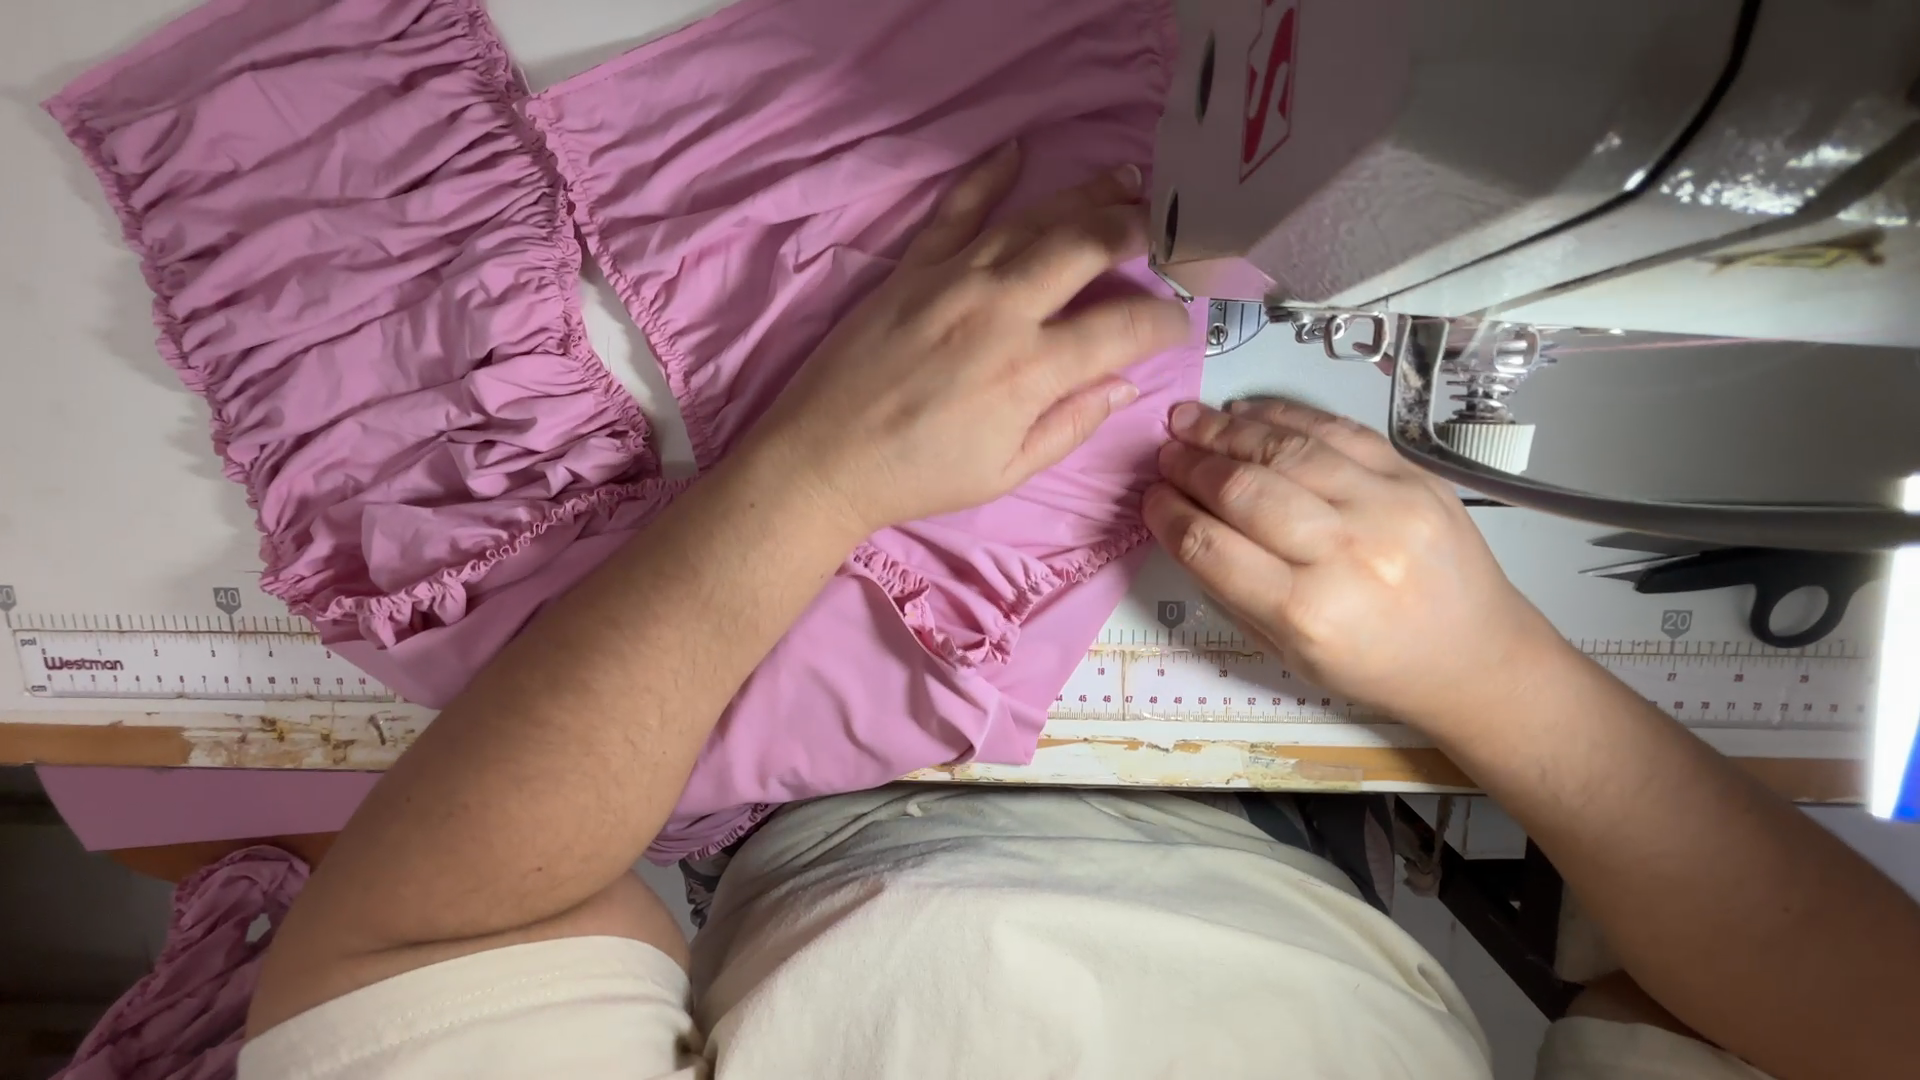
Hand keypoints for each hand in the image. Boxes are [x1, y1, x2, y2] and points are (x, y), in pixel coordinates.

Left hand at [749, 141, 1192, 533]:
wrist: (825, 458)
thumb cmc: (920, 476)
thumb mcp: (1007, 472)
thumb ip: (1071, 424)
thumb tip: (1125, 385)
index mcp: (1031, 370)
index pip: (1123, 327)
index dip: (1164, 320)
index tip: (1177, 321)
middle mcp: (1001, 309)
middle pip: (1087, 246)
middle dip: (1139, 228)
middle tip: (1167, 223)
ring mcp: (954, 279)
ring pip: (1035, 219)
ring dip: (1087, 196)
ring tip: (1125, 180)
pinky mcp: (912, 267)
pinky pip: (958, 208)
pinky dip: (988, 175)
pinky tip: (1019, 151)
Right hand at [1142, 398, 1565, 730]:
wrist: (1474, 655)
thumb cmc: (1369, 665)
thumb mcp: (1284, 651)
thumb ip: (1230, 588)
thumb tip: (1183, 523)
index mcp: (1306, 613)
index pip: (1211, 546)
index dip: (1169, 514)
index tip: (1150, 498)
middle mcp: (1345, 553)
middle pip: (1243, 491)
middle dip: (1190, 466)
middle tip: (1163, 454)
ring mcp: (1386, 506)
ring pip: (1285, 450)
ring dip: (1225, 430)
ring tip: (1187, 420)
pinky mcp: (1414, 475)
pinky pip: (1336, 429)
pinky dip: (1282, 414)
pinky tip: (1244, 411)